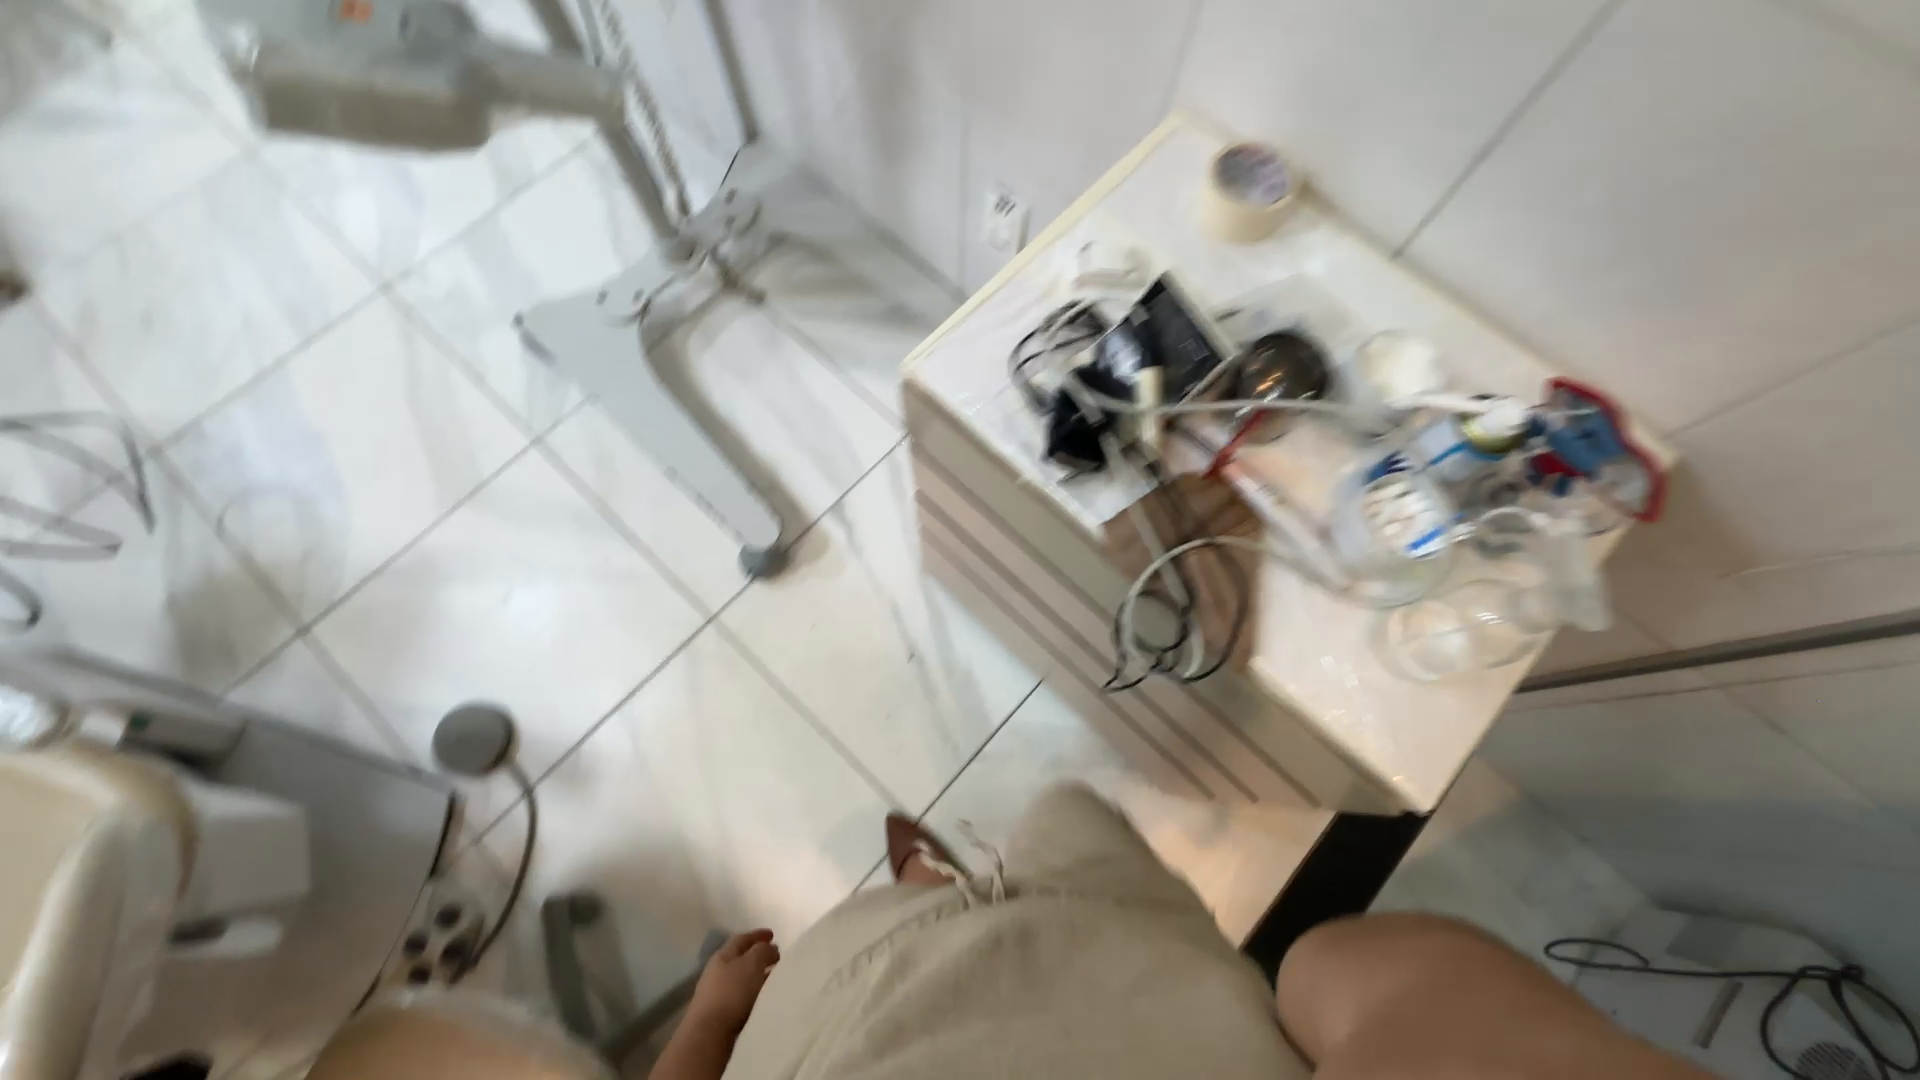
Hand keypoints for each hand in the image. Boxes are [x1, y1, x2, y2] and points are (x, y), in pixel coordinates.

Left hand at [685, 929, 779, 1036]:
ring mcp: (714, 992)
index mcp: (723, 955)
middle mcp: (716, 971)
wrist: (709, 1034)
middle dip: (757, 955)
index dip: (758, 935)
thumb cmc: (732, 992)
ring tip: (772, 978)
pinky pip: (739, 995)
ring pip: (740, 977)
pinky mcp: (717, 1012)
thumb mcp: (752, 963)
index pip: (742, 938)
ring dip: (756, 975)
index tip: (773, 935)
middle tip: (775, 957)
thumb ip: (763, 951)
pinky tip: (761, 997)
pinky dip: (752, 991)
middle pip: (739, 957)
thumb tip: (770, 948)